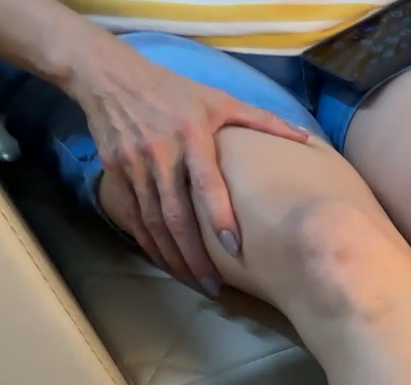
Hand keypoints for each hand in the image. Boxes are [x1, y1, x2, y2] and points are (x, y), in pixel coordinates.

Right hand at [68, 46, 311, 294]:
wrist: (105, 72)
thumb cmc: (173, 90)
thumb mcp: (218, 99)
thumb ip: (261, 120)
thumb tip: (305, 138)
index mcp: (190, 137)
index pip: (206, 183)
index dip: (218, 216)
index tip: (233, 247)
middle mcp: (160, 154)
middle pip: (176, 215)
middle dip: (194, 255)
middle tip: (214, 286)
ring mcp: (134, 164)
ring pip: (153, 221)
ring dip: (173, 256)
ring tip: (195, 283)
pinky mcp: (115, 171)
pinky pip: (133, 215)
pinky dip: (148, 242)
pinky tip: (165, 263)